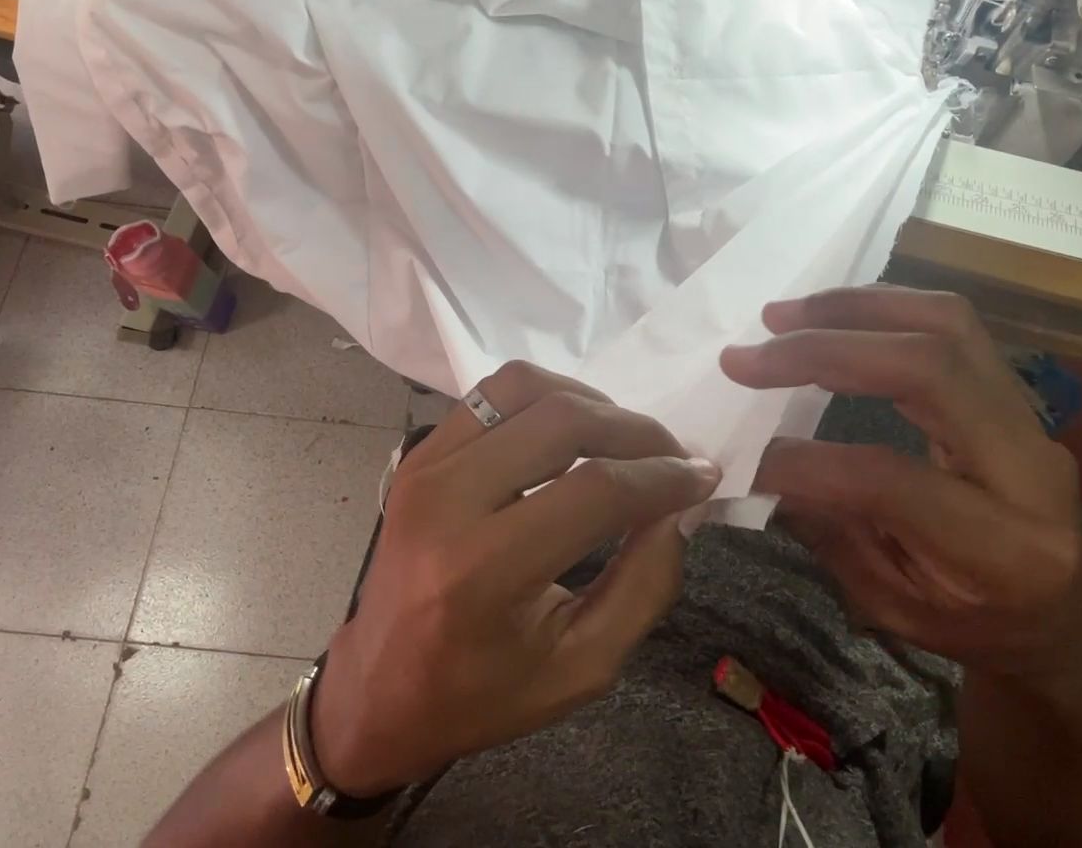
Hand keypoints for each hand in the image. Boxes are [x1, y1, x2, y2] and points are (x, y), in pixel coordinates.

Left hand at [310, 362, 720, 796]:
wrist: (378, 688)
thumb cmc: (481, 694)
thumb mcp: (582, 667)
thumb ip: (645, 583)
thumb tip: (680, 505)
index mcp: (485, 570)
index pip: (597, 489)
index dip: (664, 476)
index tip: (703, 476)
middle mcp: (448, 500)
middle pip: (564, 419)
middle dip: (637, 430)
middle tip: (673, 456)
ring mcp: (425, 467)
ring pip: (523, 386)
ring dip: (589, 400)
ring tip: (623, 439)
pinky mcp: (418, 454)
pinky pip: (490, 395)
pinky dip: (543, 400)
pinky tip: (570, 433)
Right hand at [721, 286, 1081, 702]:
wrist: (1060, 619)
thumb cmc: (970, 627)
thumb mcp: (889, 605)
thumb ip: (828, 530)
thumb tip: (756, 464)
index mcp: (1001, 549)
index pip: (887, 478)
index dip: (802, 460)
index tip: (741, 454)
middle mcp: (1030, 469)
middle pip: (931, 367)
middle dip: (828, 348)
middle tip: (752, 353)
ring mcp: (1032, 421)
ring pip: (948, 325)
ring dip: (855, 308)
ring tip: (782, 316)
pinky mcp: (1015, 396)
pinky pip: (953, 328)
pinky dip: (882, 309)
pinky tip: (830, 317)